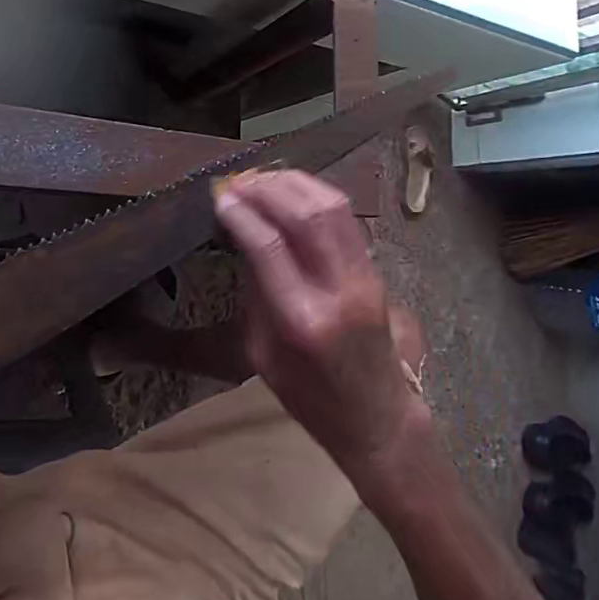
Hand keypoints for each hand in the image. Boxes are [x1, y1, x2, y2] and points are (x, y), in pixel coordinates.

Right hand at [213, 170, 431, 483]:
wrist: (378, 420)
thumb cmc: (309, 399)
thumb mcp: (261, 355)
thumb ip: (254, 294)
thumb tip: (244, 238)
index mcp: (301, 320)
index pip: (267, 246)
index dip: (240, 213)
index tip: (220, 197)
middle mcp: (338, 290)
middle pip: (306, 215)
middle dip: (267, 189)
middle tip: (238, 182)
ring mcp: (363, 277)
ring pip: (332, 207)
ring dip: (293, 185)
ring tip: (261, 179)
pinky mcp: (375, 271)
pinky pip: (345, 218)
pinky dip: (315, 196)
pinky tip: (291, 193)